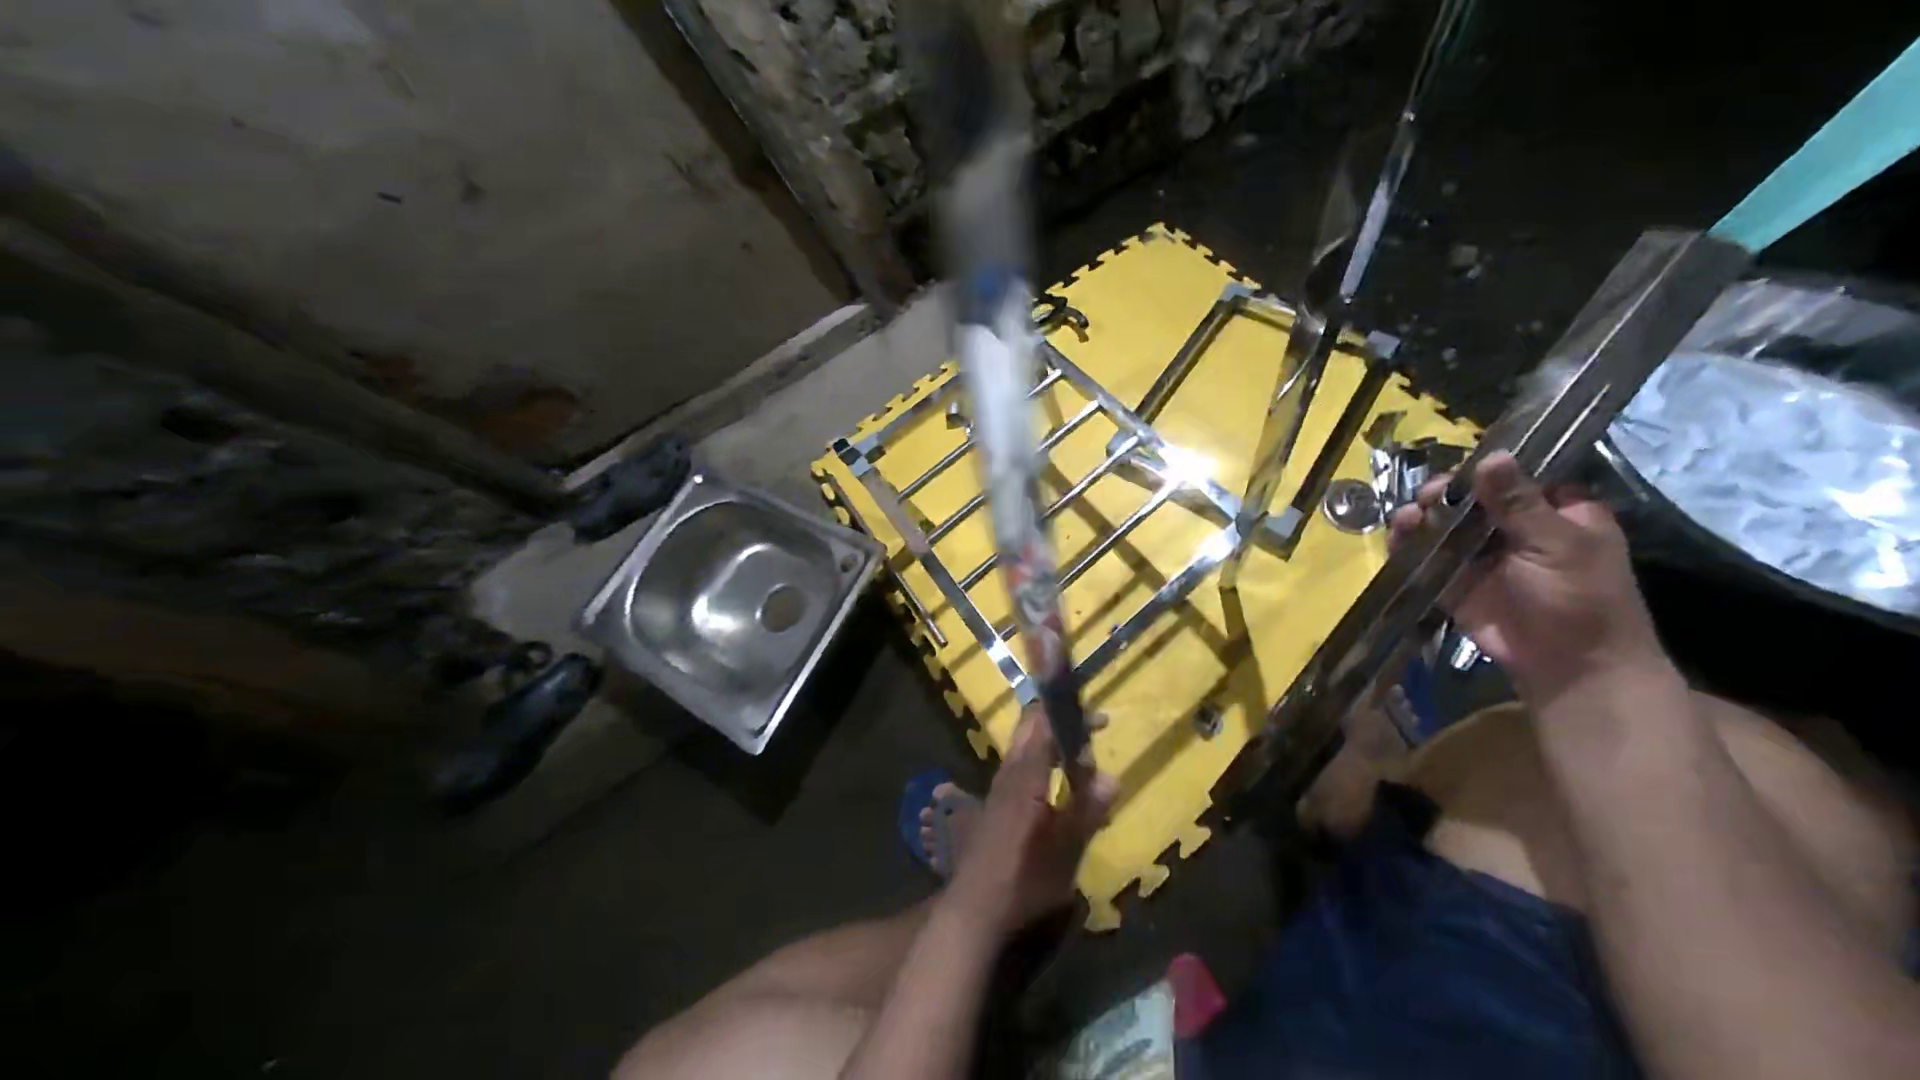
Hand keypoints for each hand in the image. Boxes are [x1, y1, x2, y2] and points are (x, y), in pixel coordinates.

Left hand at [943, 705, 1115, 938]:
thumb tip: (1113, 777)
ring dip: (1053, 743)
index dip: (1069, 714)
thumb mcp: (1064, 851)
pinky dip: (1044, 763)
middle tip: (1094, 731)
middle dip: (1062, 722)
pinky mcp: (997, 802)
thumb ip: (1087, 811)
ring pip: (1026, 747)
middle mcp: (1008, 773)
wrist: (974, 908)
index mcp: (1024, 777)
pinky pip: (1022, 767)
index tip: (1099, 718)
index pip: (1042, 725)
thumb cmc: (1023, 880)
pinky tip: (1063, 788)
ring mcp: (999, 787)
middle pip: (1030, 729)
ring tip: (1085, 760)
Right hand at [1389, 451, 1668, 706]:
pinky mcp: (1455, 583)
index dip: (1486, 469)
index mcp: (1555, 513)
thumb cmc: (1580, 599)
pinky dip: (1408, 546)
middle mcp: (1515, 530)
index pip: (1516, 477)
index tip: (1461, 466)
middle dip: (1446, 494)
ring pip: (1445, 526)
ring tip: (1408, 516)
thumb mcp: (1556, 544)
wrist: (1569, 667)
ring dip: (1423, 517)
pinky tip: (1397, 536)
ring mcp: (1482, 557)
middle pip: (1472, 500)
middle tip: (1430, 496)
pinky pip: (1427, 557)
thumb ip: (1517, 502)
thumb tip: (1490, 456)